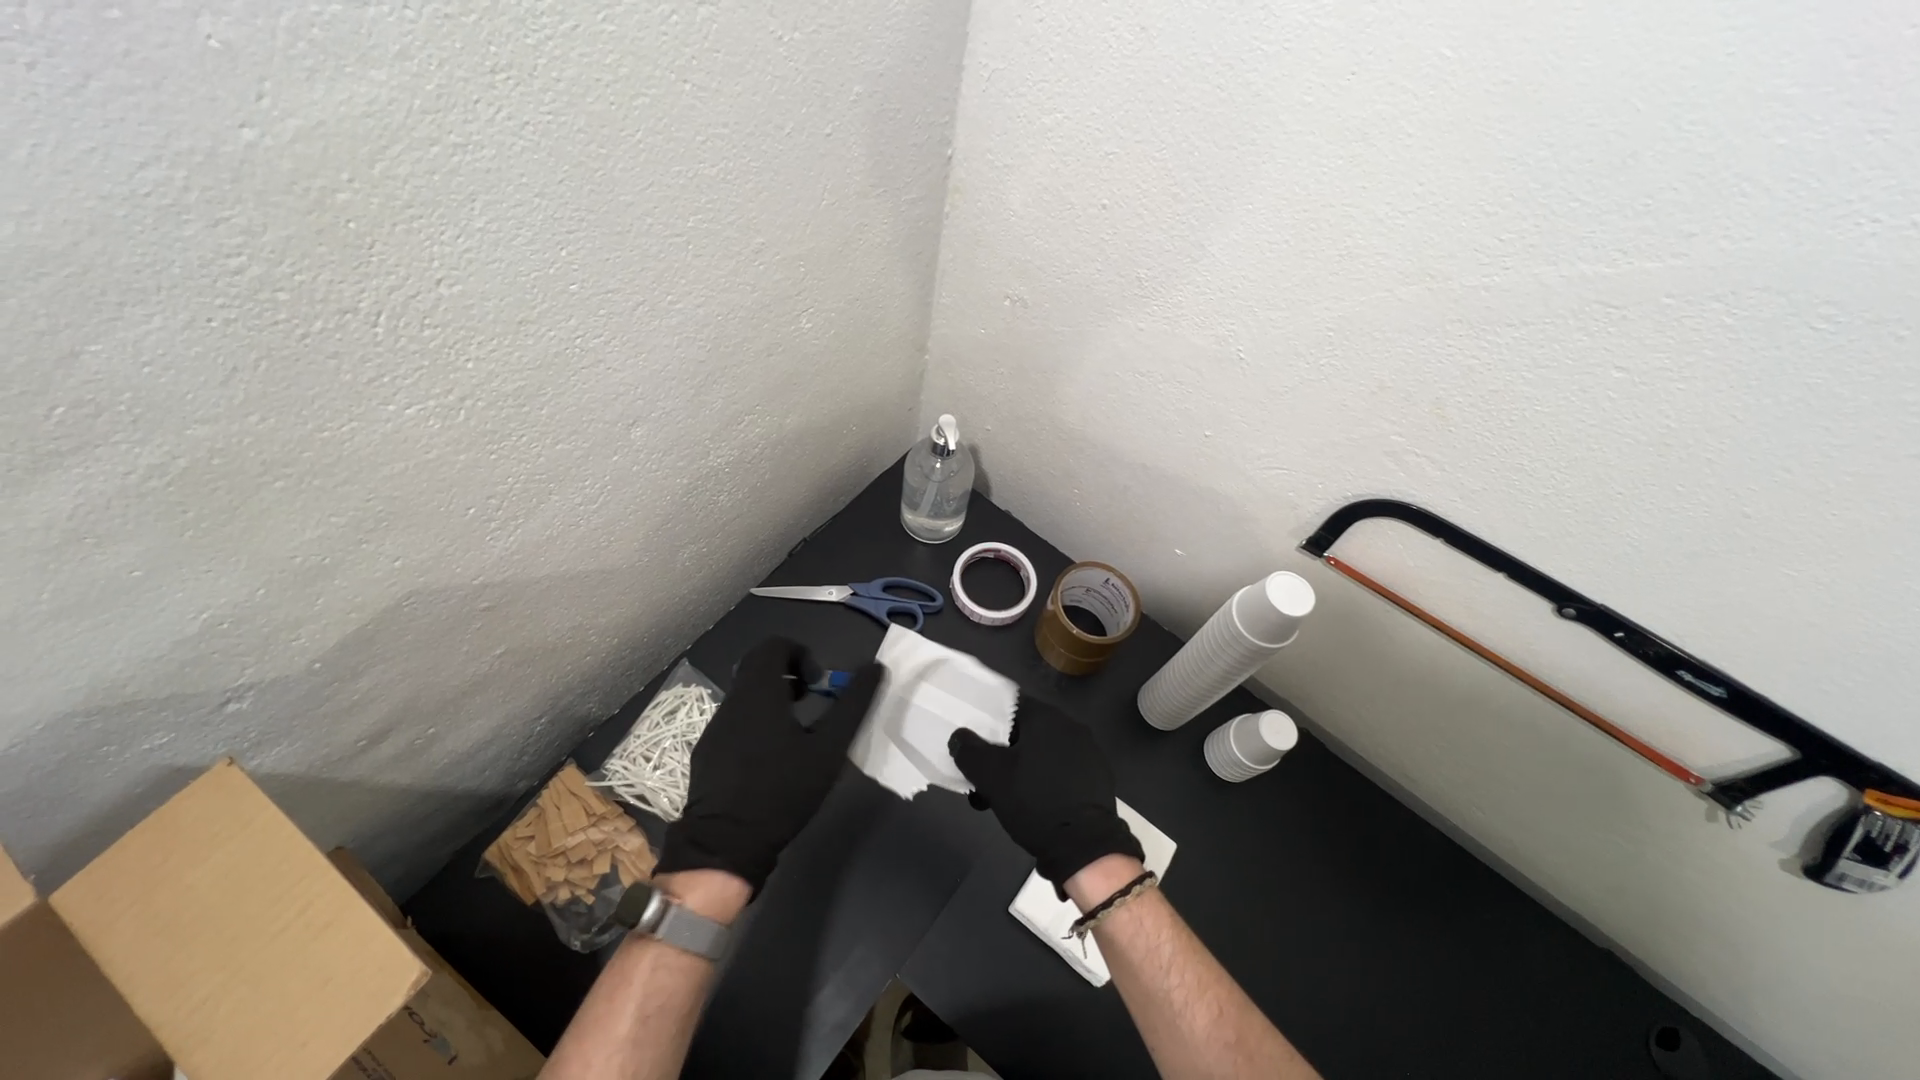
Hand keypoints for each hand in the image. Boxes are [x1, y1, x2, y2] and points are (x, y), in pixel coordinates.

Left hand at [656, 638, 883, 894]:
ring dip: (774, 702)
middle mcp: (731, 702)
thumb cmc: (783, 790)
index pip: (773, 645)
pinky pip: (735, 721)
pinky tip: (771, 761)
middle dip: (790, 677)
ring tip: (797, 735)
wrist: (726, 842)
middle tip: (811, 705)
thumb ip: (853, 704)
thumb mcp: (829, 748)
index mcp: (759, 693)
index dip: (801, 654)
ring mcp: (715, 728)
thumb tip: (875, 668)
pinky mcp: (707, 752)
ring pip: (746, 696)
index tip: (818, 685)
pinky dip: (757, 724)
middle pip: (758, 668)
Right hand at [949, 695, 1142, 892]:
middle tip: (985, 778)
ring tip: (1004, 798)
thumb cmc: (1034, 801)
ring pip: (1042, 753)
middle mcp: (1071, 727)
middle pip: (1025, 731)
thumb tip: (960, 736)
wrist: (1084, 846)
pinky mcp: (1096, 777)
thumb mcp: (991, 776)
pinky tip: (1033, 805)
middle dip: (1002, 752)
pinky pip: (1061, 770)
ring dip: (1021, 769)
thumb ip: (969, 751)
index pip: (1009, 706)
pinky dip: (1043, 780)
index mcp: (1047, 717)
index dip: (986, 723)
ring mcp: (1088, 752)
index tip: (973, 744)